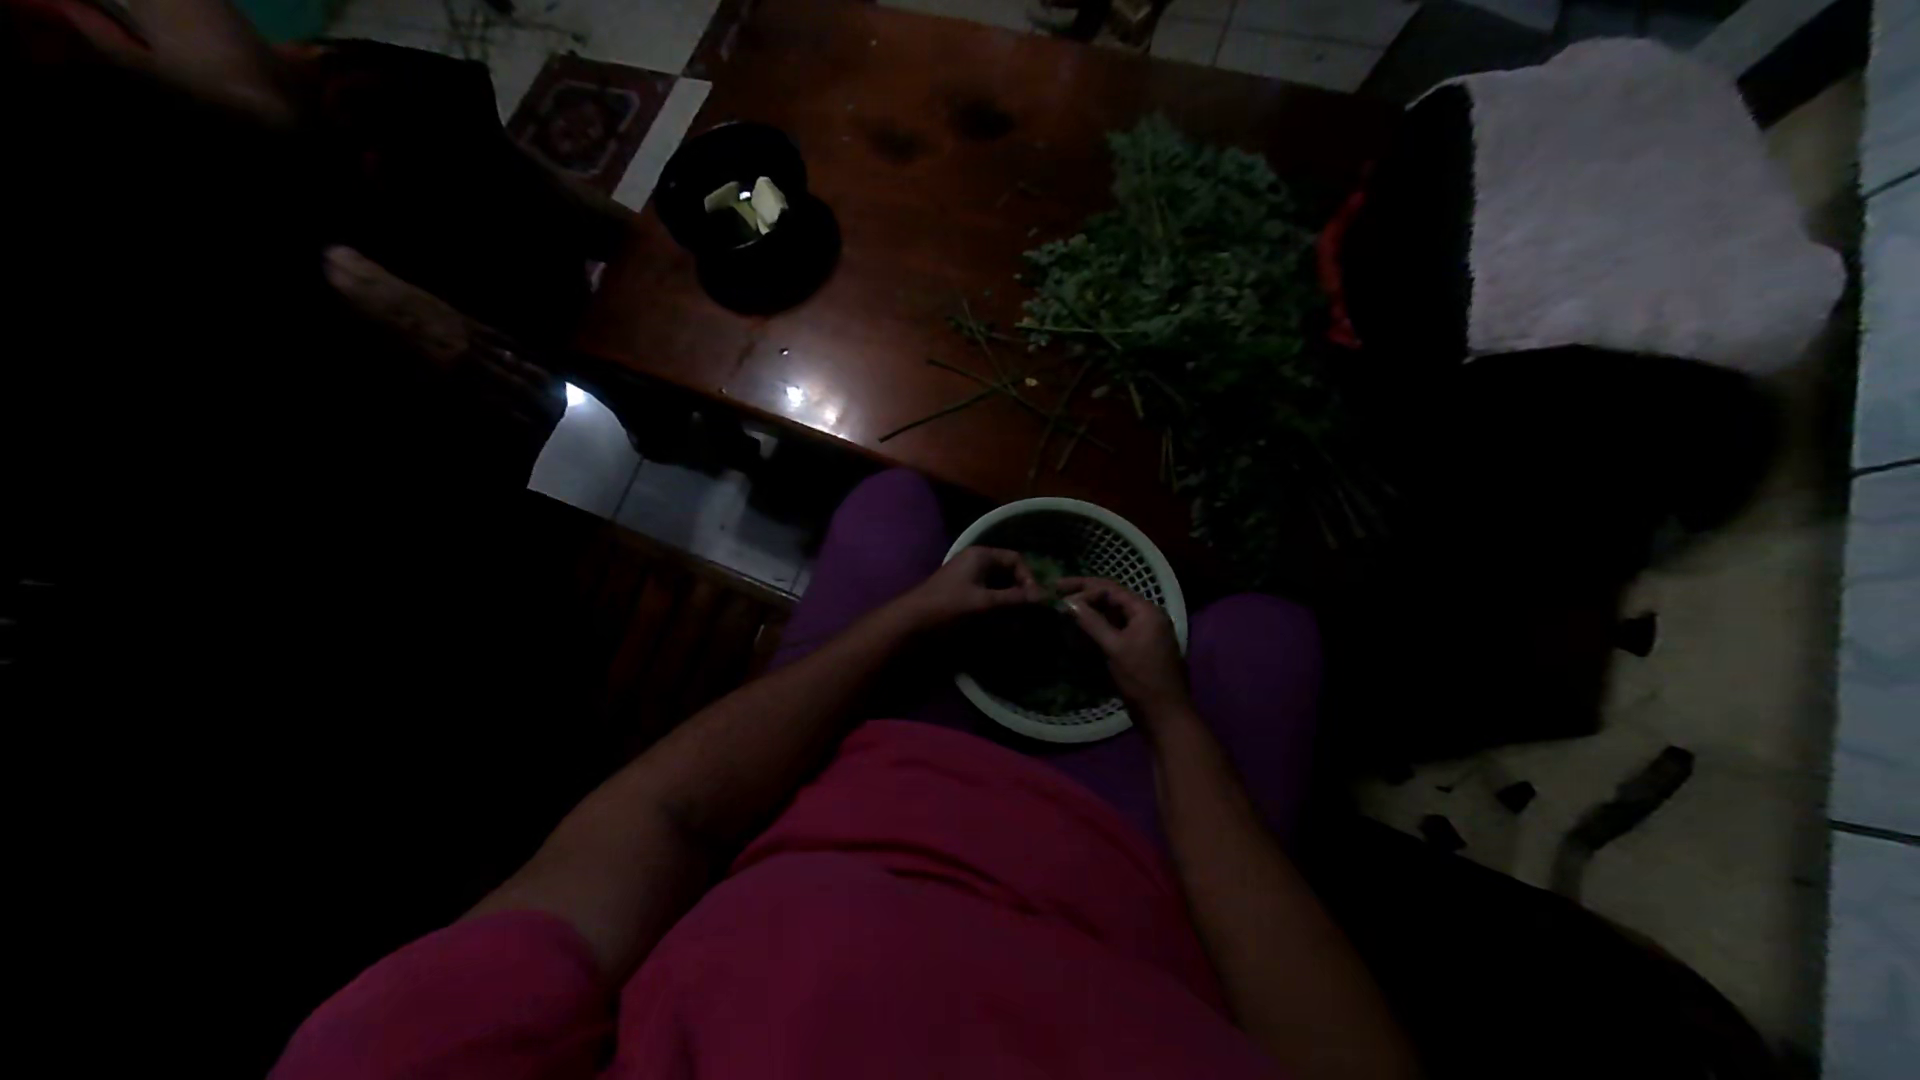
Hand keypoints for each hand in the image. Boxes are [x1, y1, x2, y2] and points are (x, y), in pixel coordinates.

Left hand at [898, 547, 1043, 629]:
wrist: (912, 622)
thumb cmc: (948, 606)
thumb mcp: (985, 602)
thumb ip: (1015, 599)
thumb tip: (1043, 598)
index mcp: (981, 555)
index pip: (1016, 559)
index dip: (1028, 578)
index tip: (1034, 600)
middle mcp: (976, 561)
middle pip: (1009, 572)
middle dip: (1021, 590)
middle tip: (1030, 611)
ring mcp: (968, 576)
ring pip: (999, 585)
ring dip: (1010, 600)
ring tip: (1018, 618)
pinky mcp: (963, 592)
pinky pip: (988, 594)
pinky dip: (998, 605)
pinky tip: (1002, 620)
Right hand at [1057, 578, 1188, 716]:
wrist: (1165, 714)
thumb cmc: (1141, 678)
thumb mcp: (1114, 648)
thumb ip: (1092, 622)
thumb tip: (1068, 602)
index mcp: (1146, 611)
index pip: (1110, 588)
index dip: (1082, 586)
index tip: (1057, 590)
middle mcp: (1147, 616)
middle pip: (1112, 598)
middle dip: (1085, 595)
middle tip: (1057, 594)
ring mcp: (1144, 632)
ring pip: (1113, 614)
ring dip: (1090, 610)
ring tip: (1065, 609)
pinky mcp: (1139, 647)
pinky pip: (1116, 628)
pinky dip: (1098, 626)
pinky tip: (1080, 628)